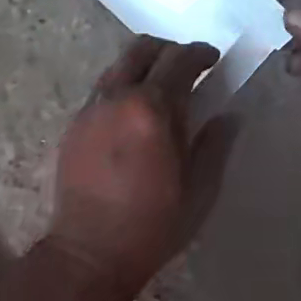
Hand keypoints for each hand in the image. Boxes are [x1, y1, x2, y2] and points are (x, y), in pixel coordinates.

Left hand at [47, 36, 239, 289]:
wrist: (89, 251)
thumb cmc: (152, 225)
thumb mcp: (199, 189)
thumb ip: (214, 144)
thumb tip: (229, 115)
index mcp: (151, 109)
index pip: (178, 60)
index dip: (200, 54)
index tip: (213, 60)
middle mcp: (115, 99)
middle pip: (140, 50)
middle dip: (167, 50)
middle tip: (187, 67)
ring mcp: (88, 111)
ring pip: (115, 69)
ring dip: (141, 68)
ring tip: (160, 90)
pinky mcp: (72, 128)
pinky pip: (99, 93)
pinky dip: (120, 89)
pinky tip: (132, 115)